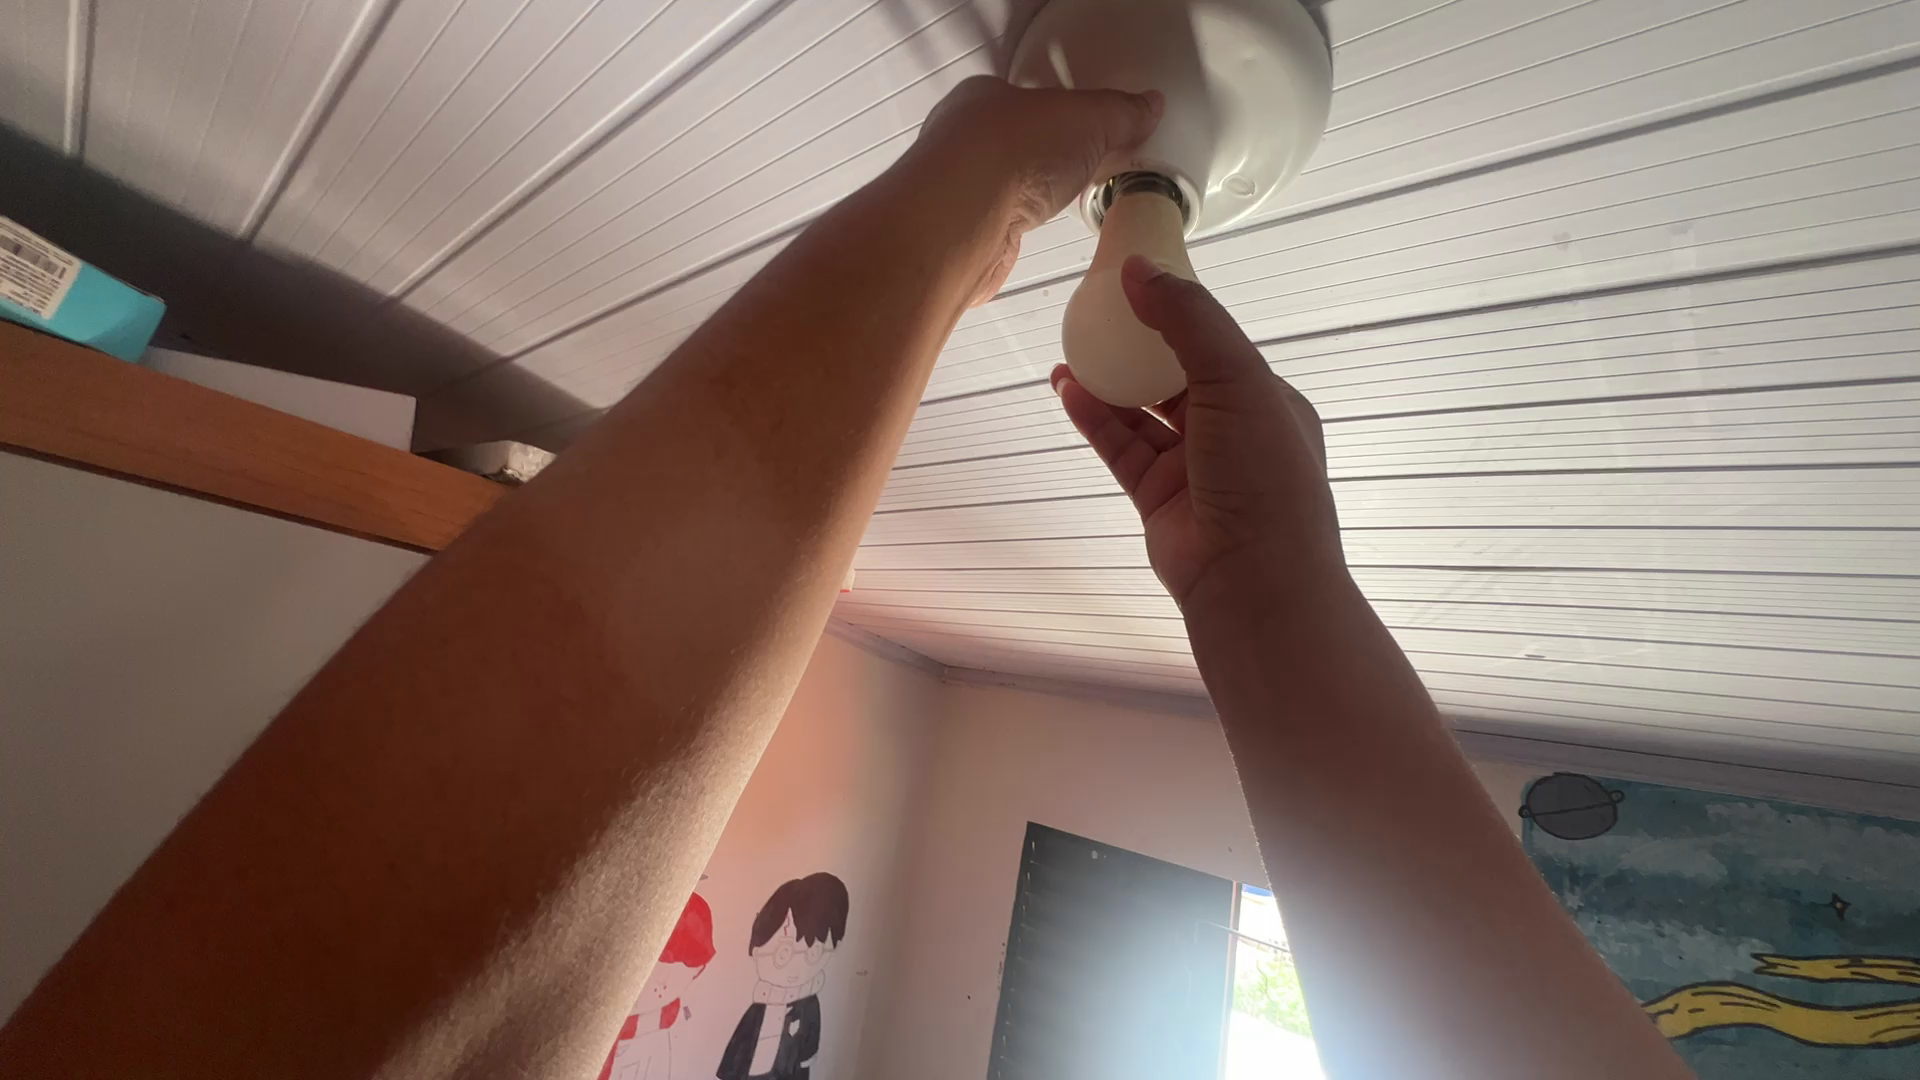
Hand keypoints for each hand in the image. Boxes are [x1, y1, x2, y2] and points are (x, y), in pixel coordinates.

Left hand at [910, 76, 1160, 302]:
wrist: (966, 221)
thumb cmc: (1008, 155)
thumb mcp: (1087, 118)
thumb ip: (1119, 113)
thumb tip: (1145, 108)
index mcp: (983, 99)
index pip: (1024, 101)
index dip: (1056, 115)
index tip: (1081, 130)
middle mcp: (960, 145)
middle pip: (1009, 148)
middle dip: (1041, 162)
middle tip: (1075, 172)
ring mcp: (957, 195)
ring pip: (997, 193)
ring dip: (1024, 201)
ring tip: (1055, 206)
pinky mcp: (961, 239)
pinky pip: (992, 232)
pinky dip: (1011, 236)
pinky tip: (1027, 237)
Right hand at [1052, 256, 1345, 611]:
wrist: (1249, 577)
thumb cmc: (1260, 472)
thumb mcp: (1236, 378)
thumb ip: (1188, 320)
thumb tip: (1138, 268)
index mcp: (1263, 399)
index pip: (1215, 345)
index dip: (1175, 315)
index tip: (1134, 289)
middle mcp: (1228, 431)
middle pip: (1173, 378)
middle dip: (1135, 349)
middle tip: (1095, 319)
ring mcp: (1190, 466)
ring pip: (1141, 414)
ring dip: (1107, 384)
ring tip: (1069, 353)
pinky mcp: (1155, 496)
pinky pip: (1121, 447)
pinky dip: (1095, 418)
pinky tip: (1068, 390)